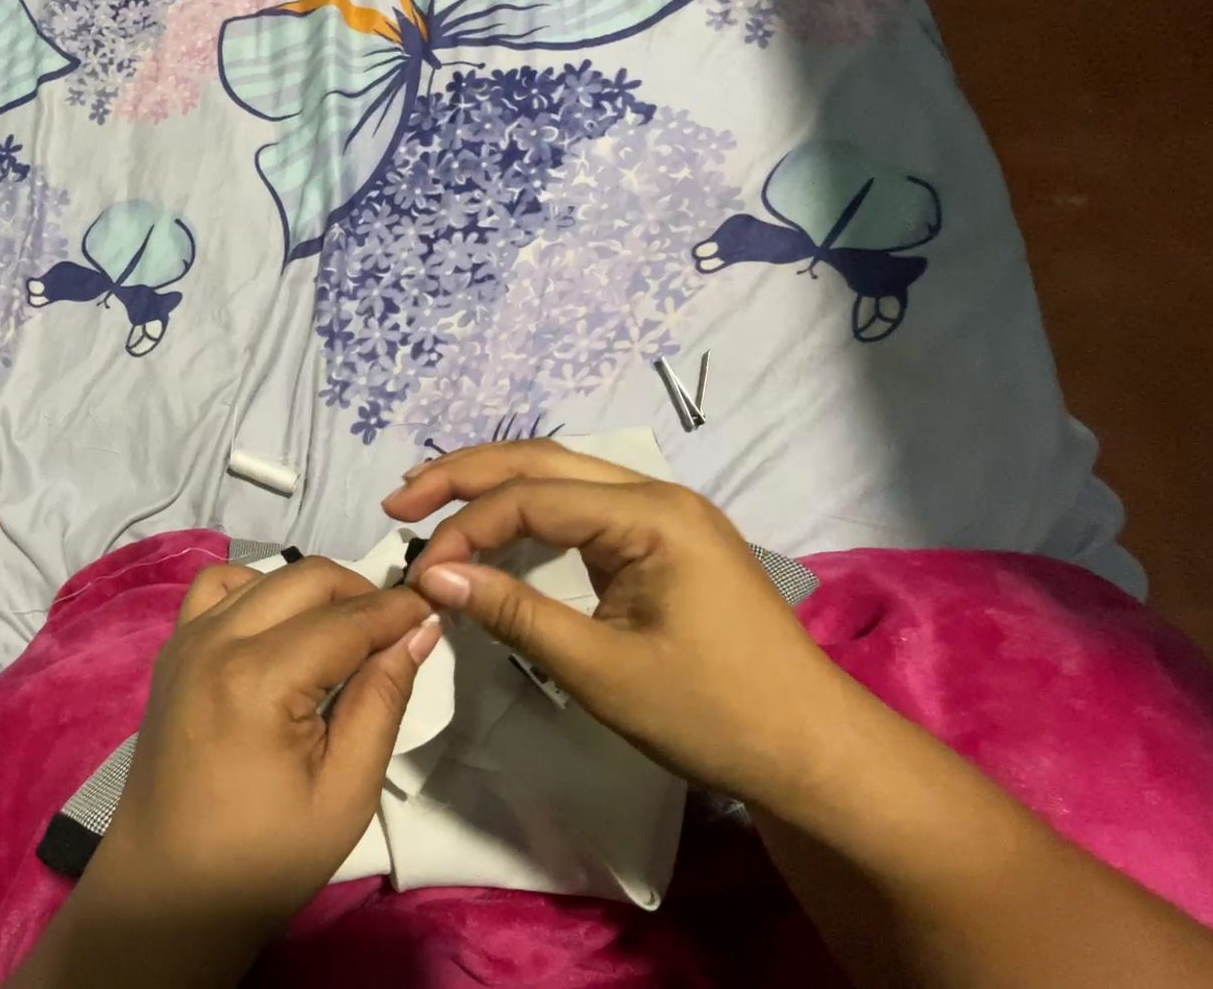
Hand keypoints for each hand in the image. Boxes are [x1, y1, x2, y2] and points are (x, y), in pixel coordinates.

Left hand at [11, 557, 439, 987]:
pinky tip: (278, 626)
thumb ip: (382, 701)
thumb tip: (419, 633)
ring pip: (263, 574)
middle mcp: (218, 641)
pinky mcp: (171, 650)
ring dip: (312, 589)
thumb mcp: (346, 793)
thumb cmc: (265, 857)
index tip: (435, 610)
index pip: (347, 620)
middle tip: (395, 630)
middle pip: (307, 579)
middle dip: (362, 593)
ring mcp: (186, 640)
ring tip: (341, 630)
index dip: (398, 612)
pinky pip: (216, 588)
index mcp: (260, 679)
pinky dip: (256, 588)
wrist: (168, 890)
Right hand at [384, 439, 862, 809]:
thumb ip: (513, 613)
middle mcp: (655, 494)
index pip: (529, 499)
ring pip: (558, 476)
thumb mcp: (600, 669)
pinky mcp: (659, 540)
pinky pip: (578, 508)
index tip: (420, 577)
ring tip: (429, 496)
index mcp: (650, 515)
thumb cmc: (712, 714)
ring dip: (491, 484)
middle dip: (463, 475)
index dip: (464, 531)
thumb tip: (433, 578)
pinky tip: (493, 524)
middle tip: (399, 497)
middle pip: (540, 461)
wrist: (813, 752)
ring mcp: (661, 514)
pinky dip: (525, 512)